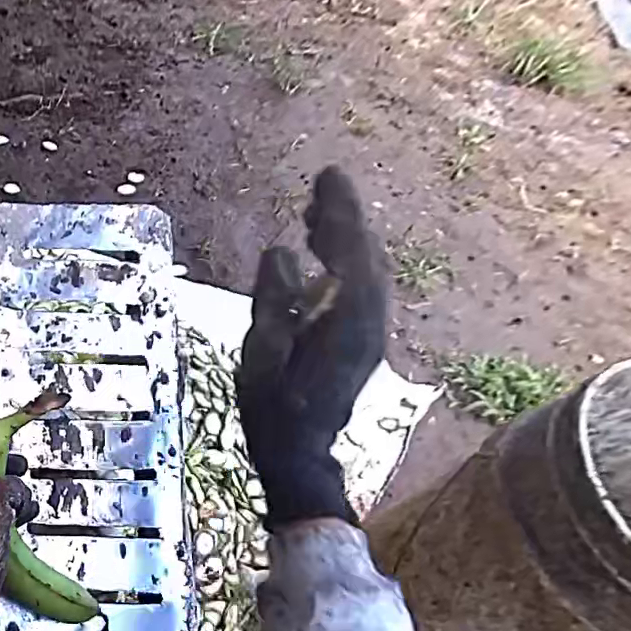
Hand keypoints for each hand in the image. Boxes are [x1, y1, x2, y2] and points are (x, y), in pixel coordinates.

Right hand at [238, 166, 388, 528]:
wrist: (301, 453)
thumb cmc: (273, 411)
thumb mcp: (260, 356)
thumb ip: (271, 302)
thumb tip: (278, 252)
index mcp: (347, 320)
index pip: (351, 251)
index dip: (340, 212)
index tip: (327, 177)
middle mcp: (369, 319)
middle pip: (366, 255)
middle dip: (346, 219)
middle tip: (321, 187)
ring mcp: (369, 331)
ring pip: (367, 271)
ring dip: (346, 240)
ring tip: (318, 216)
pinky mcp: (360, 341)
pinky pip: (360, 289)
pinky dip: (345, 265)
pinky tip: (324, 260)